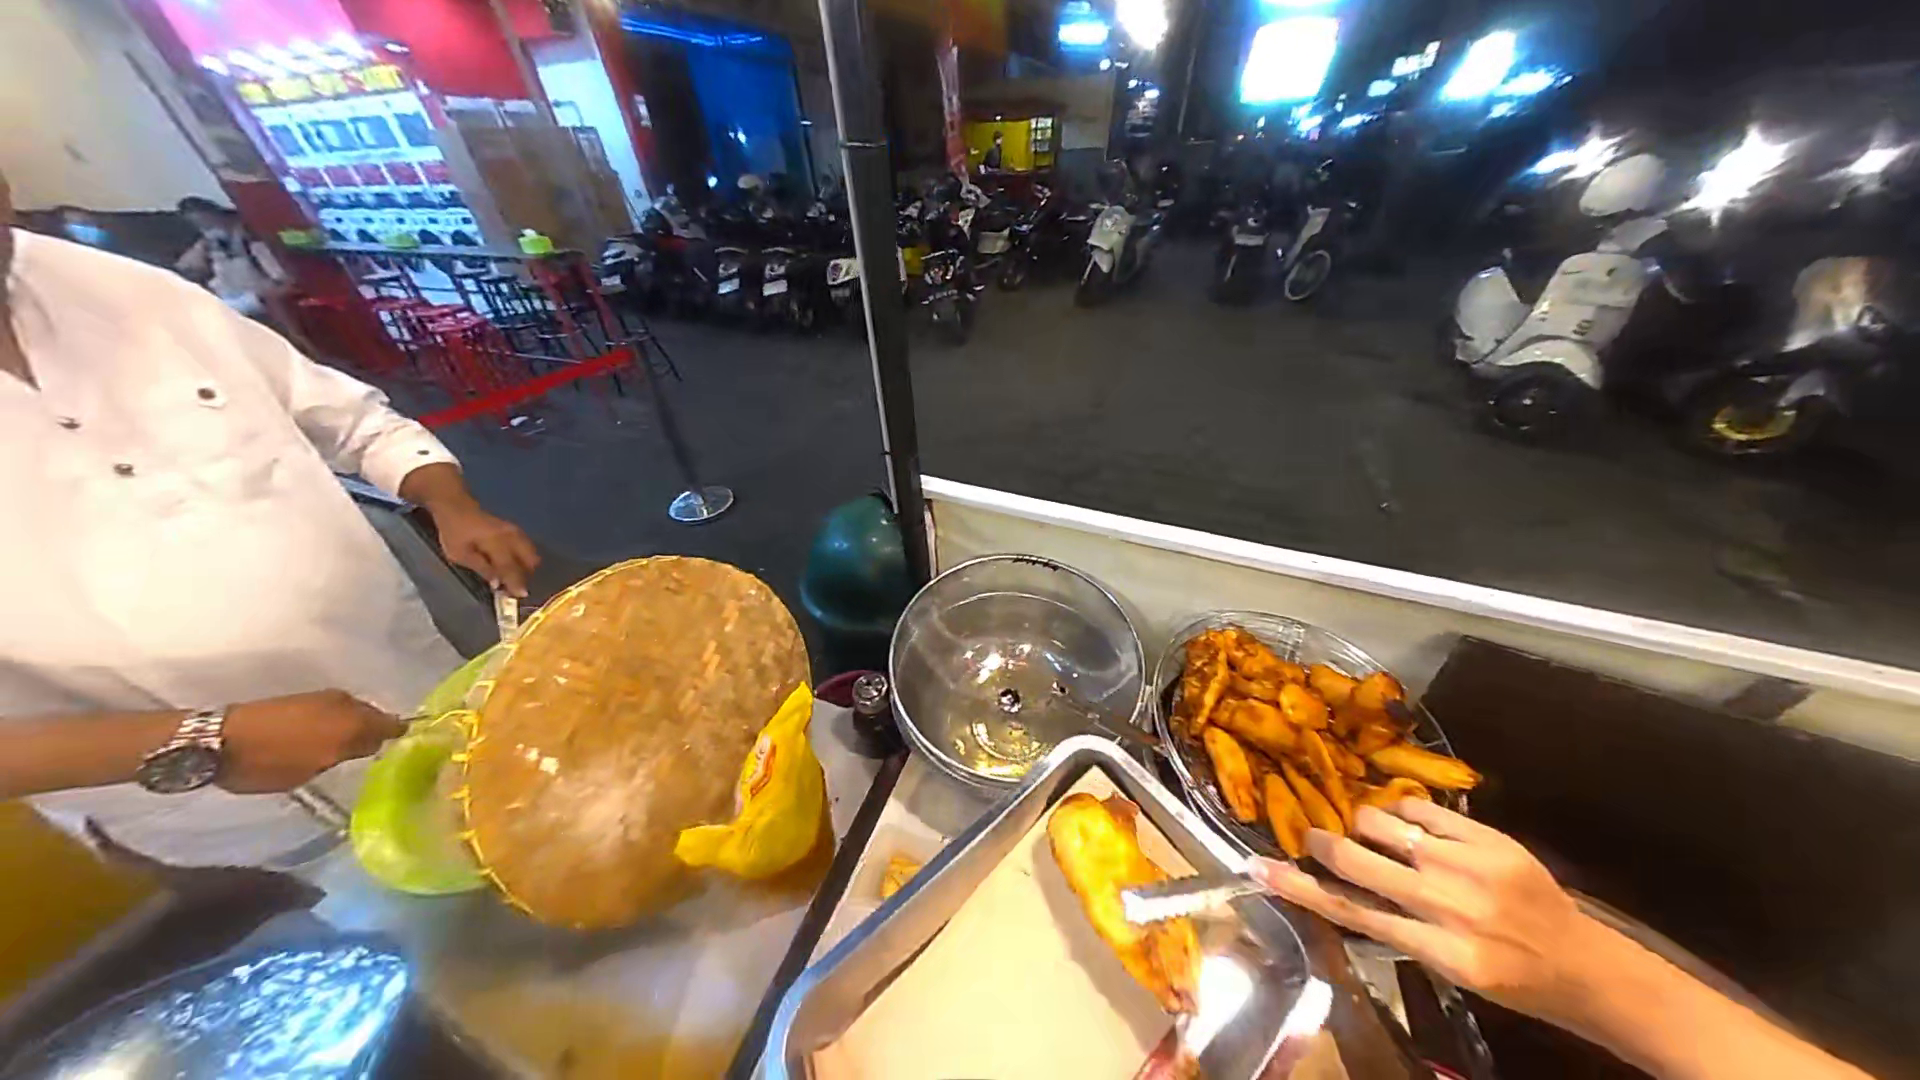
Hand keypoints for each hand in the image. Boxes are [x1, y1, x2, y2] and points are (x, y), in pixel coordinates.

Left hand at [220, 690, 404, 792]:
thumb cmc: (266, 763)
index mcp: (357, 723)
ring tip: (335, 743)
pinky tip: (315, 734)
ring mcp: (326, 697)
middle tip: (360, 749)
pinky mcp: (304, 696)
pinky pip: (332, 709)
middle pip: (375, 717)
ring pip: (353, 712)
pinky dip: (331, 720)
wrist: (214, 739)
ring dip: (349, 724)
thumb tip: (366, 746)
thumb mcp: (308, 771)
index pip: (394, 727)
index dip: (395, 738)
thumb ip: (344, 756)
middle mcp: (350, 704)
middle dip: (372, 730)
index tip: (391, 750)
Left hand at [432, 499, 539, 596]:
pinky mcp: (517, 531)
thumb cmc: (454, 532)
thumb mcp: (459, 554)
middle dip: (526, 575)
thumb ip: (481, 568)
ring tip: (514, 576)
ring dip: (527, 567)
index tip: (520, 595)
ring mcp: (517, 532)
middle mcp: (512, 537)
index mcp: (496, 543)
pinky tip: (514, 564)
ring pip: (532, 554)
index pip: (510, 567)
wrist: (456, 507)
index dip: (516, 582)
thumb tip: (498, 584)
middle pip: (530, 560)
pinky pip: (529, 548)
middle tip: (515, 586)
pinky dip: (525, 559)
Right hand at [1248, 800, 1605, 1025]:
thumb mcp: (1448, 968)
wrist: (1591, 967)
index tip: (1259, 867)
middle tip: (1315, 838)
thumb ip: (1392, 925)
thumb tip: (1330, 882)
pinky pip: (1417, 807)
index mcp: (1443, 953)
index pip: (1351, 912)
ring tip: (1376, 837)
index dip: (1298, 888)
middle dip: (1323, 842)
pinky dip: (1402, 814)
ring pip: (1379, 823)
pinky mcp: (1491, 838)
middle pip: (1356, 859)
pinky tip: (1411, 827)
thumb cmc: (1509, 977)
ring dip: (1365, 827)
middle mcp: (1453, 907)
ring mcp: (1473, 867)